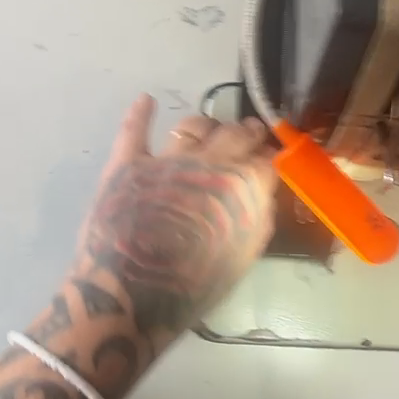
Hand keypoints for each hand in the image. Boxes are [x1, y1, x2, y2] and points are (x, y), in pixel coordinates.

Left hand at [71, 95, 276, 346]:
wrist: (128, 297)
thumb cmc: (192, 287)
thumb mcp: (243, 256)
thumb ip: (258, 216)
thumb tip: (263, 190)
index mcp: (242, 185)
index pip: (267, 157)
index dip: (271, 156)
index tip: (272, 158)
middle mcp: (208, 162)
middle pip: (235, 132)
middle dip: (247, 132)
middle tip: (249, 136)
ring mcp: (165, 159)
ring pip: (192, 125)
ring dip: (206, 125)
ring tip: (209, 131)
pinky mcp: (127, 163)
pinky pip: (134, 129)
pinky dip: (141, 113)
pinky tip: (146, 101)